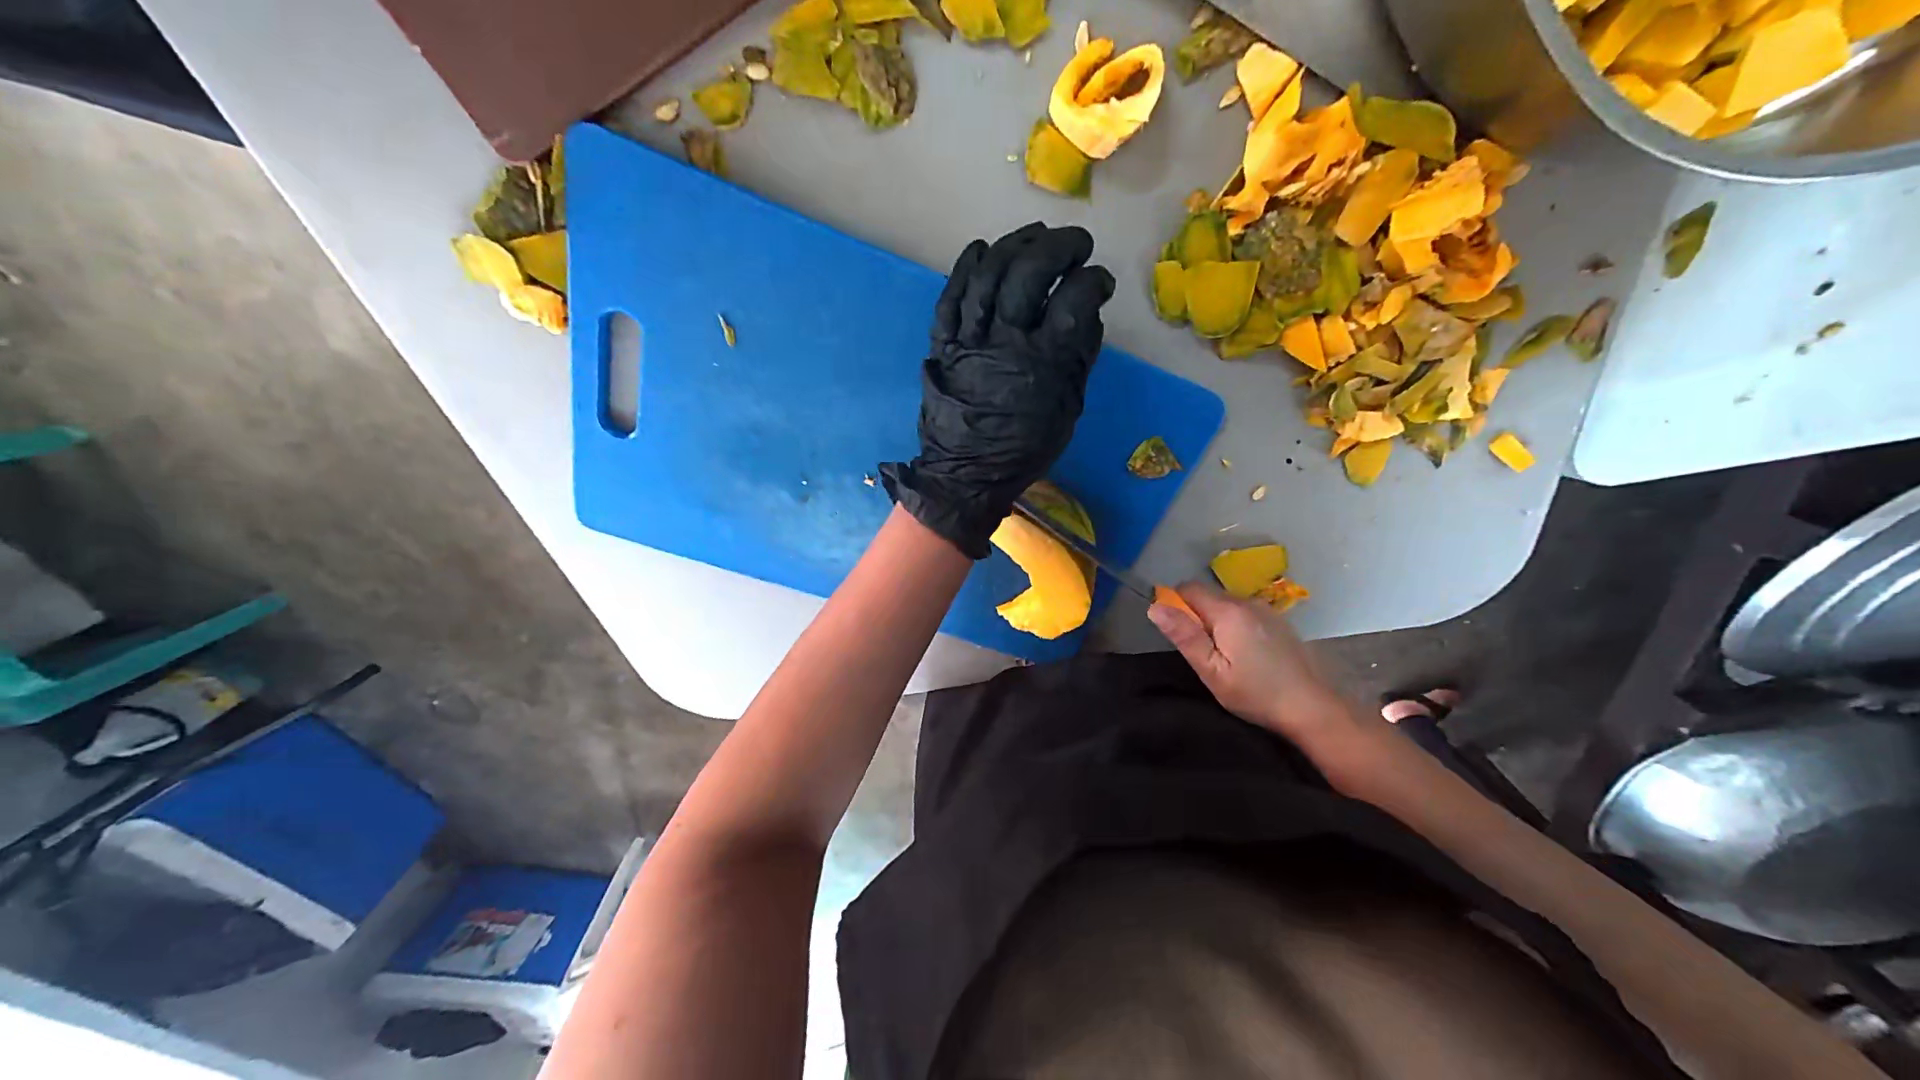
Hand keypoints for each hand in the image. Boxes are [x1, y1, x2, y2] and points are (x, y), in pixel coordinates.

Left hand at [880, 223, 1115, 558]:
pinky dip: (966, 269)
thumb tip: (1090, 310)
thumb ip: (1080, 357)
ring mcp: (969, 339)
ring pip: (989, 275)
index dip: (1092, 280)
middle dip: (1058, 248)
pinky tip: (983, 249)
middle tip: (1075, 244)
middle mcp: (1005, 342)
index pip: (1073, 300)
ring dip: (1015, 246)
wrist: (966, 473)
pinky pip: (951, 297)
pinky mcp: (943, 343)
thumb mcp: (1068, 408)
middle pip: (1028, 274)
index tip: (1100, 280)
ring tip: (1035, 236)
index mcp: (1044, 363)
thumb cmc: (1025, 447)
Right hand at [1148, 584, 1362, 747]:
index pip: (1188, 588)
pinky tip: (1246, 655)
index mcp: (1228, 611)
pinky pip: (1244, 614)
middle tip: (1203, 654)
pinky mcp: (1278, 622)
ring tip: (1225, 658)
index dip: (1175, 605)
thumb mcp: (1211, 671)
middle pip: (1208, 595)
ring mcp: (1266, 610)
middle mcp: (1247, 602)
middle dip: (1196, 616)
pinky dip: (1235, 627)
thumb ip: (1184, 635)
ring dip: (1216, 622)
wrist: (1312, 708)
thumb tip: (1155, 606)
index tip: (1180, 635)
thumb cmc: (1256, 693)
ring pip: (1226, 605)